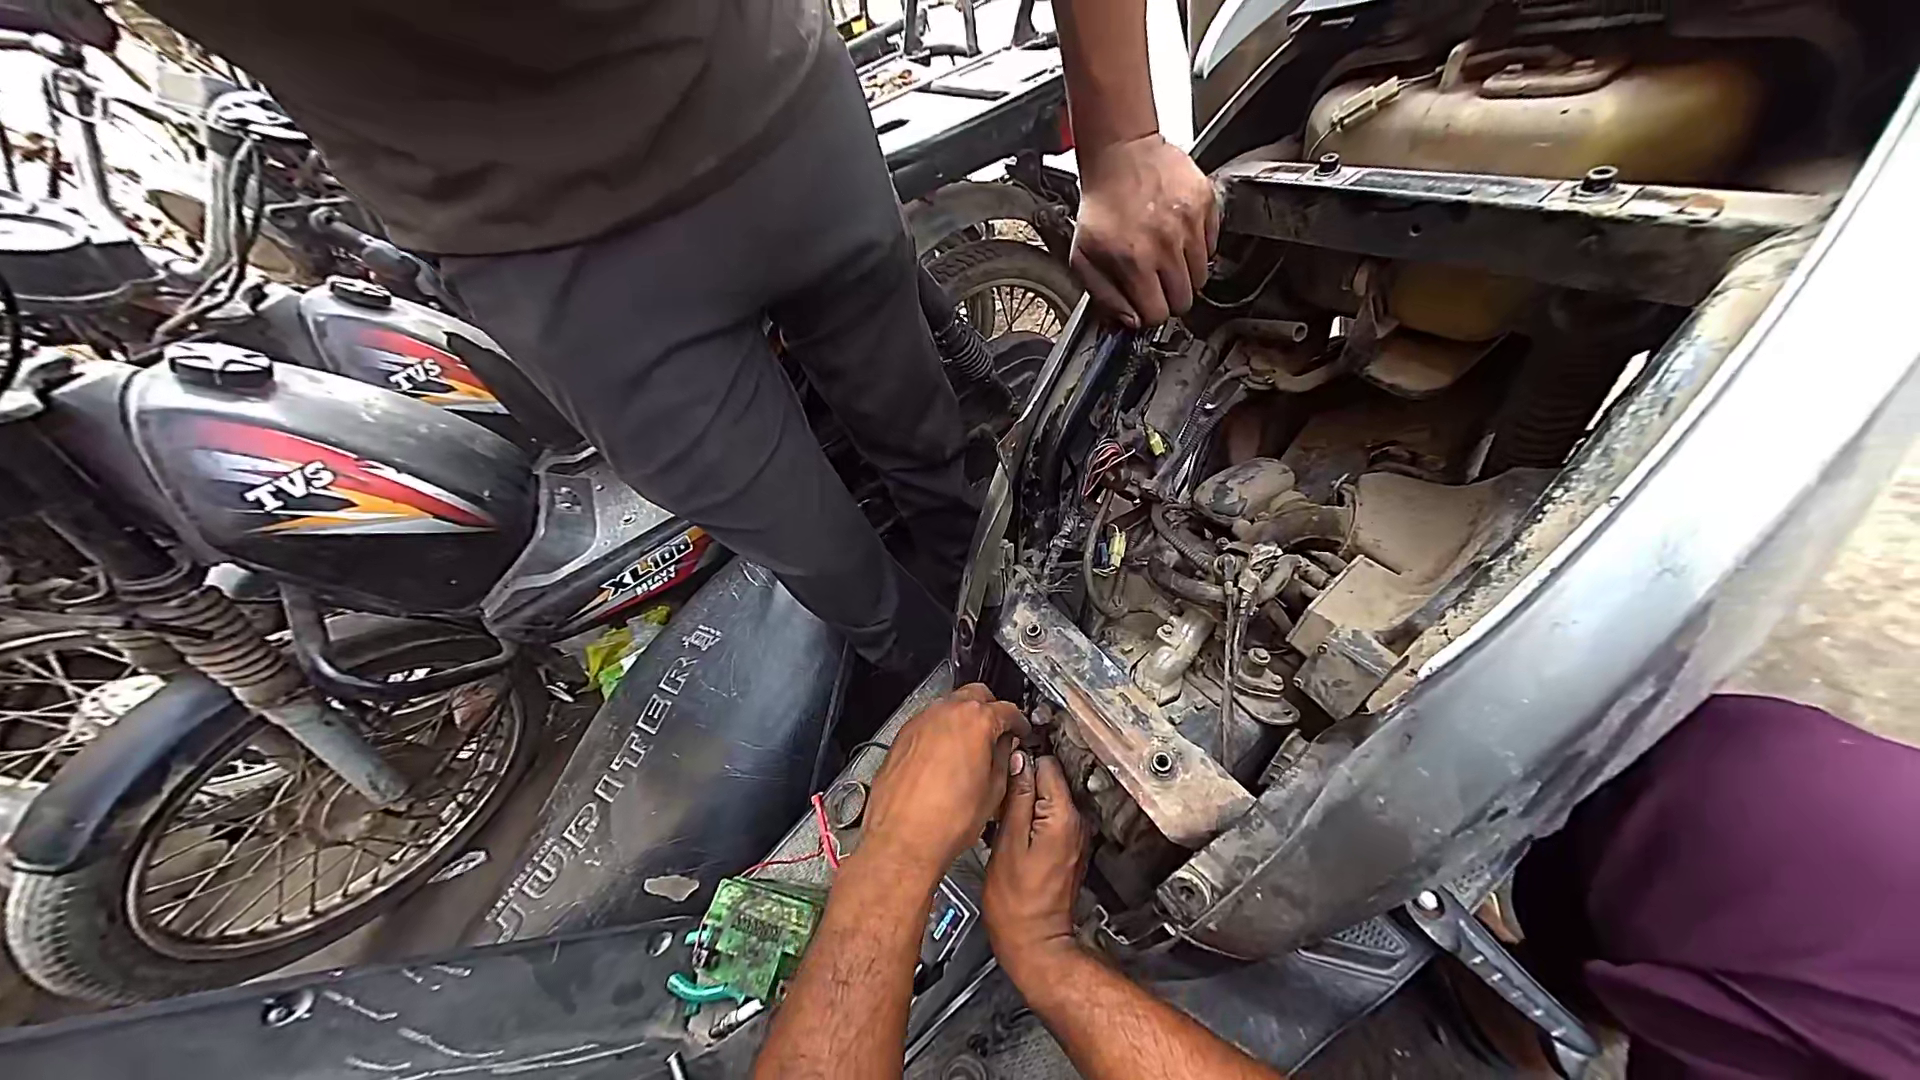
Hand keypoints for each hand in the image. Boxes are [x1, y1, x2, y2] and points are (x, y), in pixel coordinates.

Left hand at [860, 684, 1029, 884]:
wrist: (902, 838)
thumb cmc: (944, 821)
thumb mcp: (994, 791)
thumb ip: (1004, 759)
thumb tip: (1004, 749)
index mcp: (977, 721)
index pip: (1007, 709)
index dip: (1019, 722)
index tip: (1020, 731)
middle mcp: (947, 712)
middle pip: (977, 695)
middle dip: (991, 709)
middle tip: (998, 731)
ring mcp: (922, 721)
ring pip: (950, 705)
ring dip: (964, 718)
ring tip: (972, 746)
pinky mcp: (904, 735)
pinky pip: (929, 722)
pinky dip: (942, 731)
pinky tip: (946, 756)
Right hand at [983, 753, 1088, 981]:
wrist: (1034, 944)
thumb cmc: (1017, 904)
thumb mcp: (1007, 841)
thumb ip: (1016, 797)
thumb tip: (1018, 761)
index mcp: (1063, 816)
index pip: (1046, 763)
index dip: (1022, 761)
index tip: (1004, 768)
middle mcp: (1076, 822)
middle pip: (1050, 777)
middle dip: (1025, 780)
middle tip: (1000, 795)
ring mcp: (1075, 836)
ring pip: (1050, 796)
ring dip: (1028, 798)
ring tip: (1005, 814)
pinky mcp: (1069, 847)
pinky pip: (1051, 815)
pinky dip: (1034, 816)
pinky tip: (1016, 830)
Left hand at [1071, 134, 1219, 328]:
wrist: (1120, 156)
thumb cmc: (1100, 208)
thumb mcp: (1083, 258)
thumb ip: (1105, 296)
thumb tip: (1130, 321)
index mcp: (1135, 261)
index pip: (1157, 314)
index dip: (1149, 314)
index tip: (1145, 304)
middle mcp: (1167, 244)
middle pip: (1184, 301)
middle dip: (1168, 299)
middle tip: (1156, 284)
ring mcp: (1190, 223)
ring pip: (1201, 277)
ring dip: (1184, 276)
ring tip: (1165, 259)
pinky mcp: (1206, 205)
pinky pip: (1212, 247)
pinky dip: (1197, 250)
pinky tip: (1177, 239)